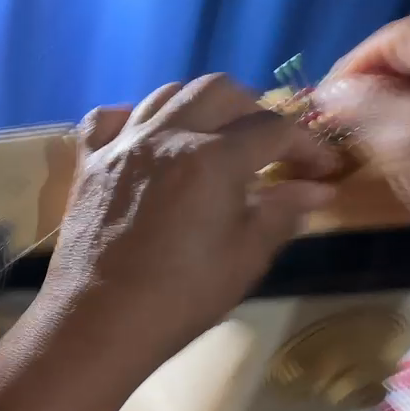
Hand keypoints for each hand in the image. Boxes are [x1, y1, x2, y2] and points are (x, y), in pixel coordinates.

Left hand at [41, 74, 338, 366]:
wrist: (99, 320)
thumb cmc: (180, 297)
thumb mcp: (244, 258)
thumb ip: (280, 213)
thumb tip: (316, 189)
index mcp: (211, 158)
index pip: (273, 128)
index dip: (306, 144)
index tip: (321, 169)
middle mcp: (164, 136)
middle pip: (218, 91)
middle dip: (253, 109)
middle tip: (268, 146)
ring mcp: (120, 146)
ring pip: (164, 95)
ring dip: (198, 106)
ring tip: (213, 137)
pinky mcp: (88, 164)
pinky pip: (105, 119)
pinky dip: (130, 116)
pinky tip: (145, 136)